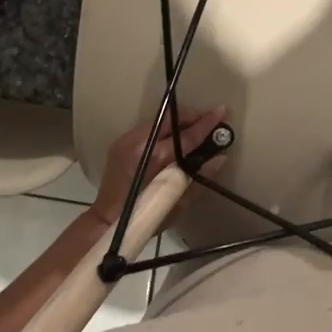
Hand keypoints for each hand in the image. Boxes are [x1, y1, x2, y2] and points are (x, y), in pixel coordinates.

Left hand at [88, 105, 230, 228]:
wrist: (108, 219)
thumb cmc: (147, 217)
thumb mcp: (178, 203)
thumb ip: (199, 177)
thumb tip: (220, 157)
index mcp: (155, 158)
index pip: (187, 135)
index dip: (207, 123)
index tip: (223, 112)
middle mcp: (140, 141)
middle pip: (171, 119)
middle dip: (193, 116)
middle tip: (211, 119)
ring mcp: (128, 139)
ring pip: (159, 120)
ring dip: (179, 121)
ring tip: (196, 126)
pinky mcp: (121, 141)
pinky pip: (149, 128)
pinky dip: (164, 128)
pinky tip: (174, 136)